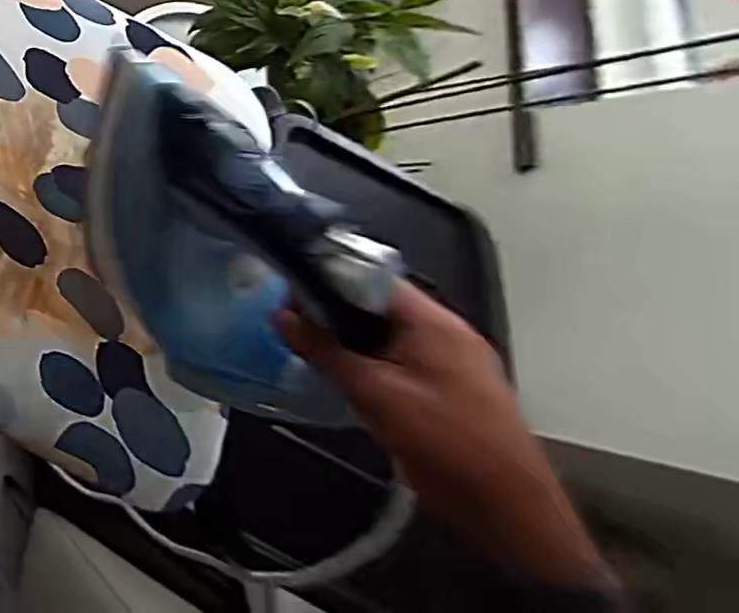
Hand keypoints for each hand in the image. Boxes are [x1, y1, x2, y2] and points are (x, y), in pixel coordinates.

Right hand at [277, 283, 611, 590]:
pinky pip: (392, 354)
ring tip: (304, 341)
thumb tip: (280, 316)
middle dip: (330, 308)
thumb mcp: (372, 392)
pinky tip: (336, 368)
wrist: (509, 513)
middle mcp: (445, 333)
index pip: (370, 278)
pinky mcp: (443, 384)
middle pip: (374, 302)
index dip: (325, 276)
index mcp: (435, 324)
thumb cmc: (445, 442)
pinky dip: (363, 355)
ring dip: (345, 334)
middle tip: (289, 318)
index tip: (286, 288)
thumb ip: (322, 349)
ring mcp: (448, 360)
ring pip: (381, 330)